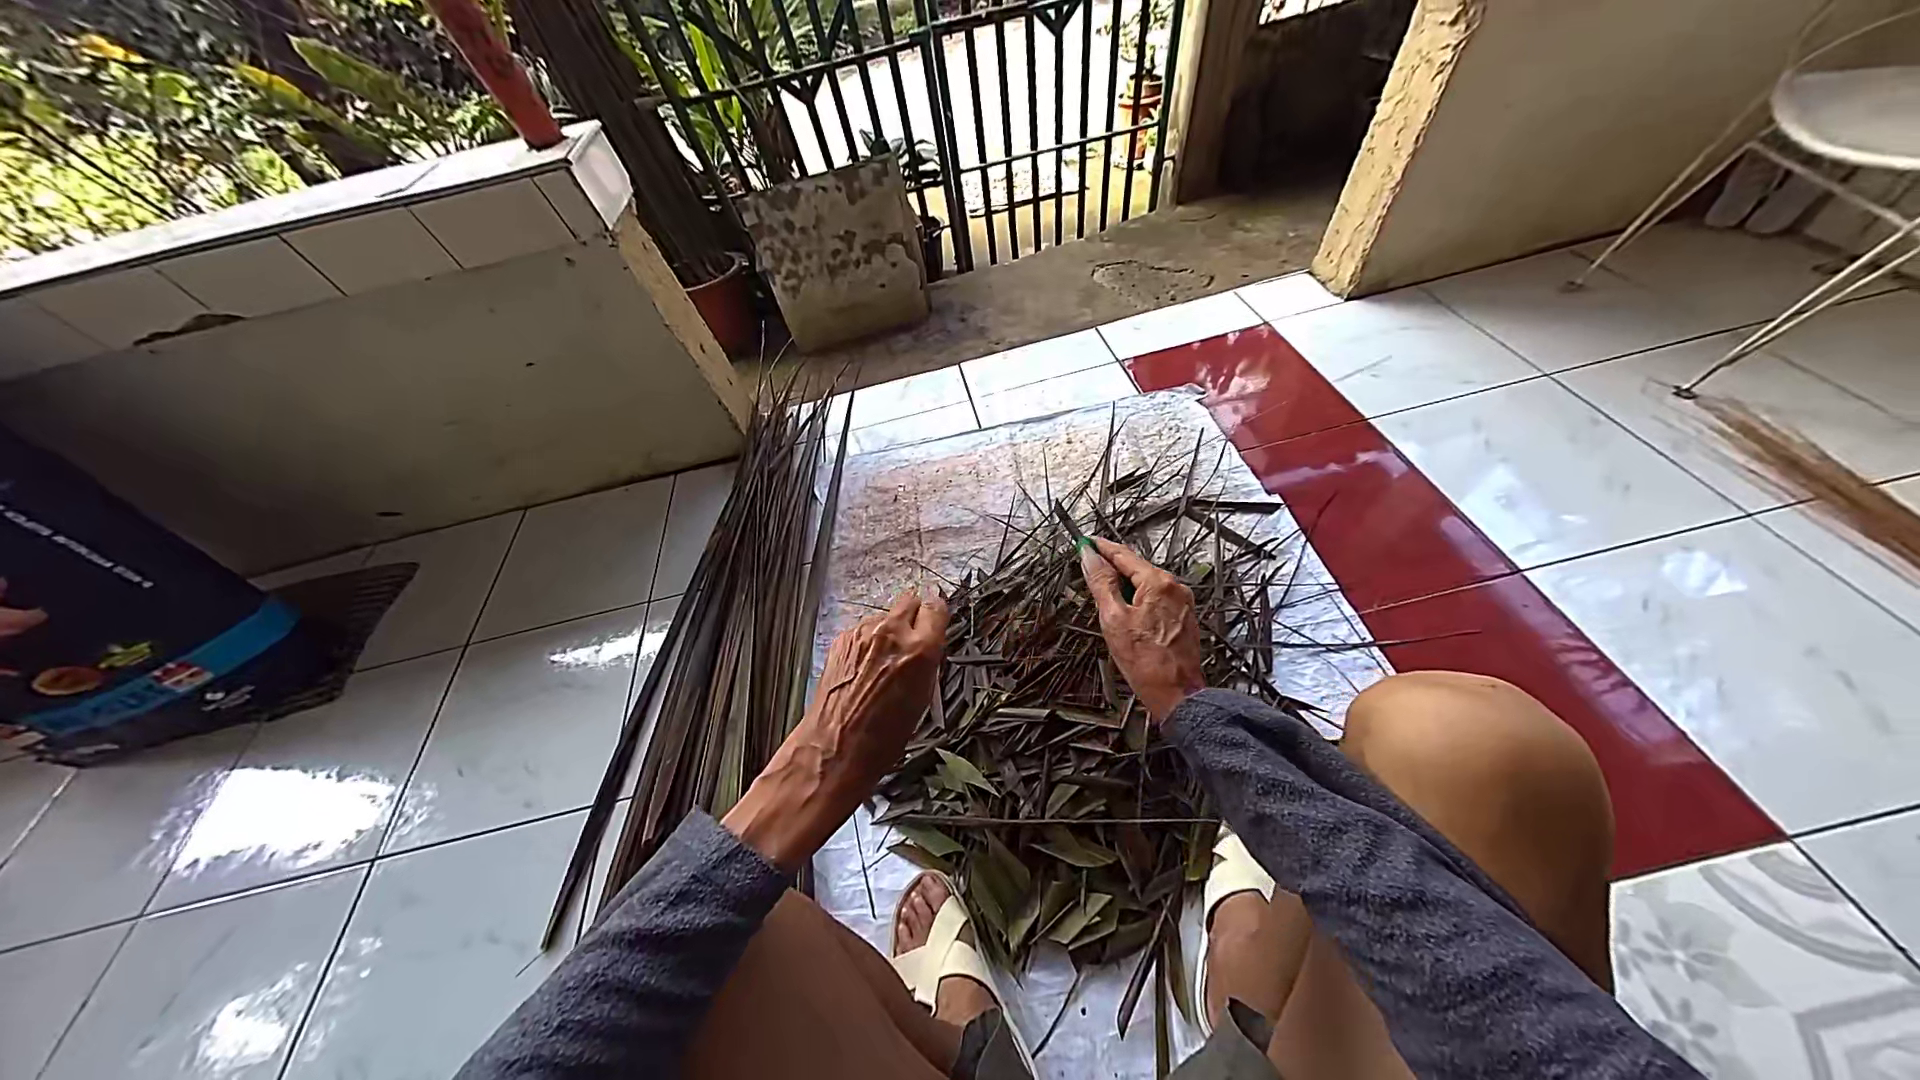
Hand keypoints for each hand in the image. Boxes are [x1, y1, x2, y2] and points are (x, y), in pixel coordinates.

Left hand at [722, 589, 948, 871]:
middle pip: (910, 600)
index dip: (936, 612)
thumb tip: (928, 641)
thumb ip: (928, 660)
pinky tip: (864, 667)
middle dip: (913, 614)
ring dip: (888, 630)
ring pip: (885, 615)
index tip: (935, 617)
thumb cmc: (884, 735)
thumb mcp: (924, 697)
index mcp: (920, 649)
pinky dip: (867, 641)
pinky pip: (864, 629)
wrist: (837, 745)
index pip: (936, 606)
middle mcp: (892, 633)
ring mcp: (864, 633)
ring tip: (884, 661)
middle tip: (912, 636)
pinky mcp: (843, 639)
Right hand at [1079, 537, 1206, 723]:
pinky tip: (1126, 614)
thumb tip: (1090, 557)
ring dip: (1125, 586)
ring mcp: (1182, 602)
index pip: (1123, 554)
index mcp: (1158, 582)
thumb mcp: (1113, 618)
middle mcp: (1174, 587)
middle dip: (1112, 568)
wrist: (1176, 693)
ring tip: (1105, 599)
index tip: (1086, 542)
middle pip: (1136, 567)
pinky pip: (1156, 598)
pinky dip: (1138, 599)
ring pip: (1146, 583)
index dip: (1101, 547)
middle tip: (1089, 569)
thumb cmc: (1147, 662)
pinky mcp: (1183, 616)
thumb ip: (1101, 583)